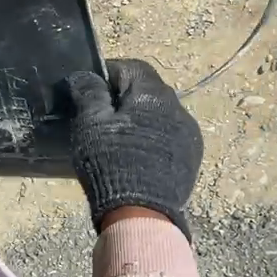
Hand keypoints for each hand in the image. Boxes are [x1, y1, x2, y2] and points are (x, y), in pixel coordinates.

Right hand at [66, 59, 202, 237]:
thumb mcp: (90, 122)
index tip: (87, 87)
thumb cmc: (110, 158)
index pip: (133, 67)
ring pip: (158, 114)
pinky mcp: (190, 158)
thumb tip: (85, 75)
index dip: (108, 72)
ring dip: (137, 117)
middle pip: (148, 90)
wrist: (141, 210)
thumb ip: (89, 92)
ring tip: (114, 135)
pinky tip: (132, 153)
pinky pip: (167, 135)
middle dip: (122, 96)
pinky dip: (149, 136)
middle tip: (96, 113)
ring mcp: (189, 135)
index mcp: (154, 95)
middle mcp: (179, 110)